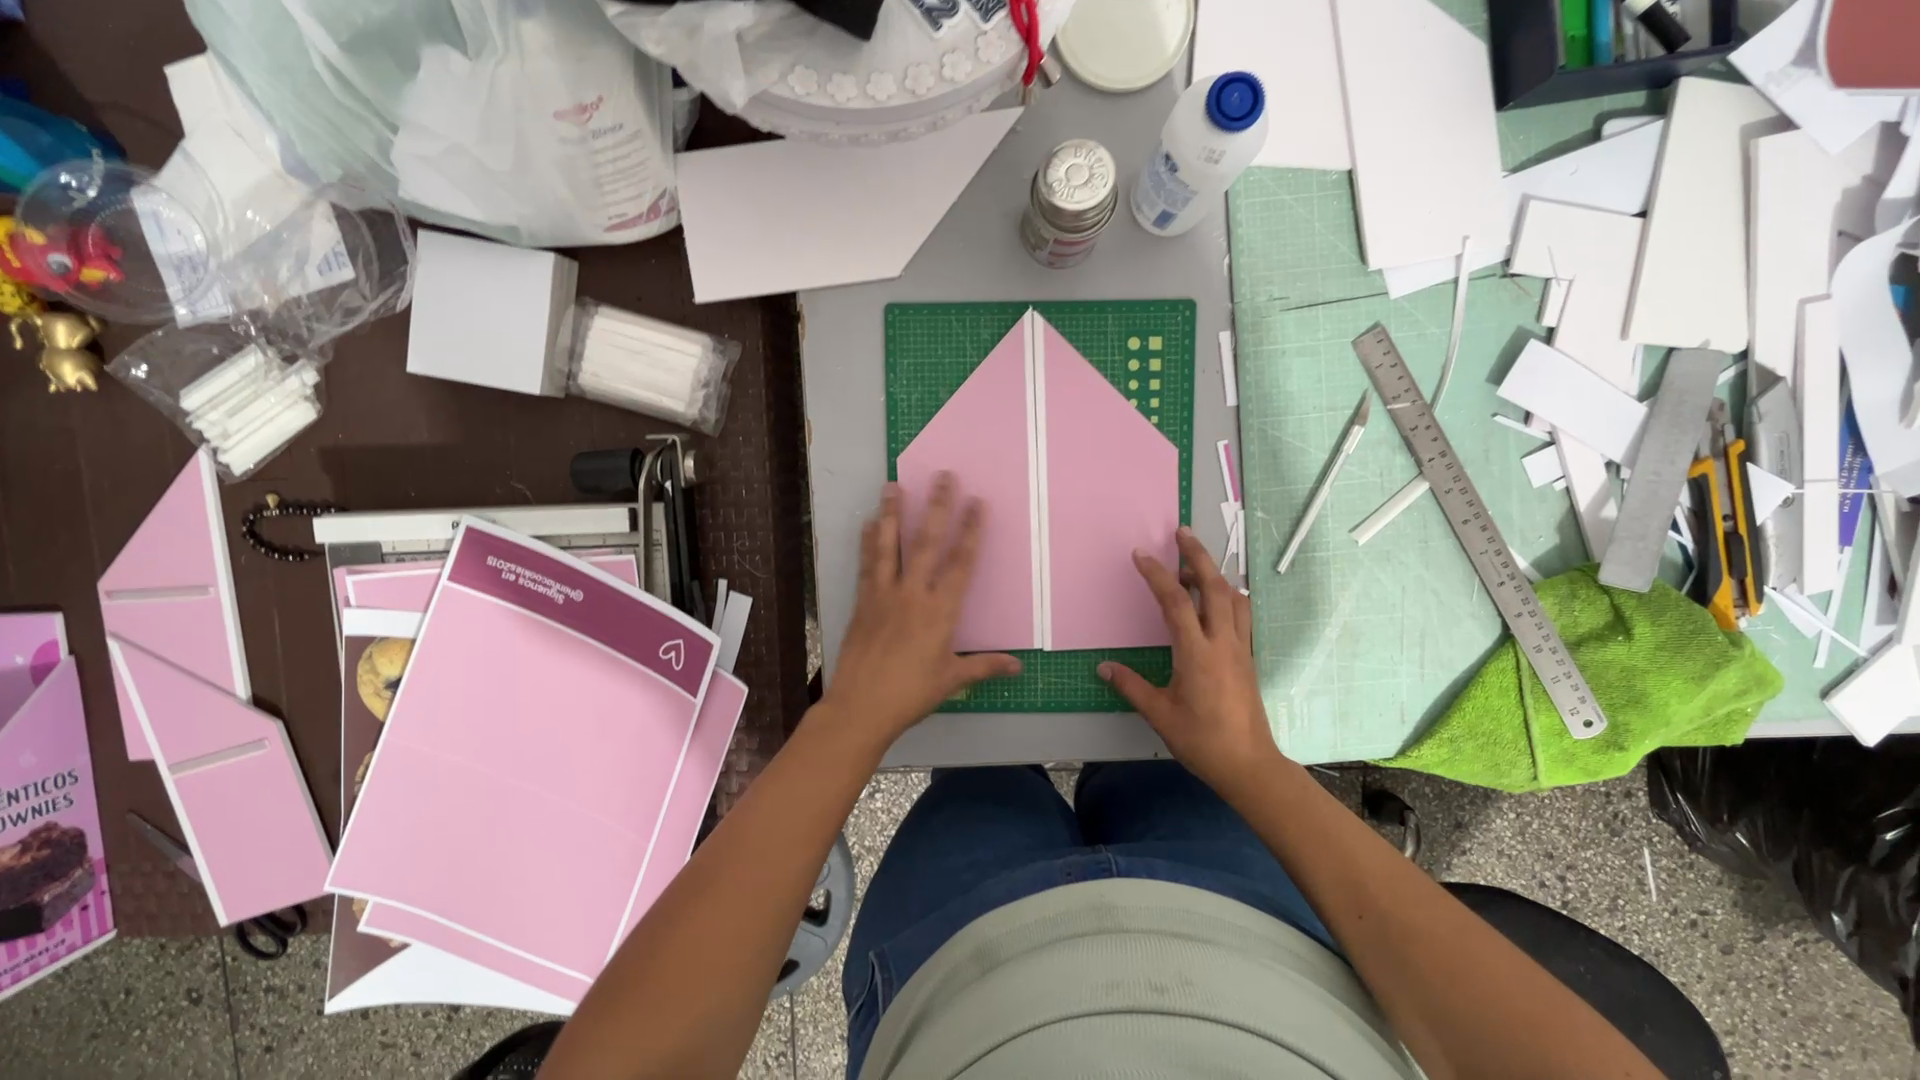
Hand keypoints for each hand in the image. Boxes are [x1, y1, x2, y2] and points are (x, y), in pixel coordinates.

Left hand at [818, 474, 1021, 744]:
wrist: (861, 706)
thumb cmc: (912, 693)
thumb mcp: (952, 679)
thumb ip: (984, 665)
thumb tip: (1017, 665)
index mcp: (940, 610)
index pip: (960, 562)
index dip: (970, 531)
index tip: (977, 503)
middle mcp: (913, 594)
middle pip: (926, 542)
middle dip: (936, 507)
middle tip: (942, 476)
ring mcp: (884, 595)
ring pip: (890, 546)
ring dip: (892, 514)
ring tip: (892, 485)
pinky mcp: (863, 602)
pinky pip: (867, 565)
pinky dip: (868, 543)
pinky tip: (867, 524)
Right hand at [1099, 527, 1281, 795]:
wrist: (1248, 764)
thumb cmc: (1201, 741)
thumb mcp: (1159, 715)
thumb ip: (1131, 686)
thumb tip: (1103, 668)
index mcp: (1197, 653)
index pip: (1174, 602)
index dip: (1156, 575)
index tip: (1140, 555)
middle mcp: (1223, 642)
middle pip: (1214, 586)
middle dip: (1197, 555)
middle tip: (1182, 532)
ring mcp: (1241, 648)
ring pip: (1233, 598)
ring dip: (1215, 575)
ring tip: (1194, 567)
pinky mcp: (1248, 658)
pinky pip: (1242, 615)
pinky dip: (1229, 597)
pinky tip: (1217, 600)